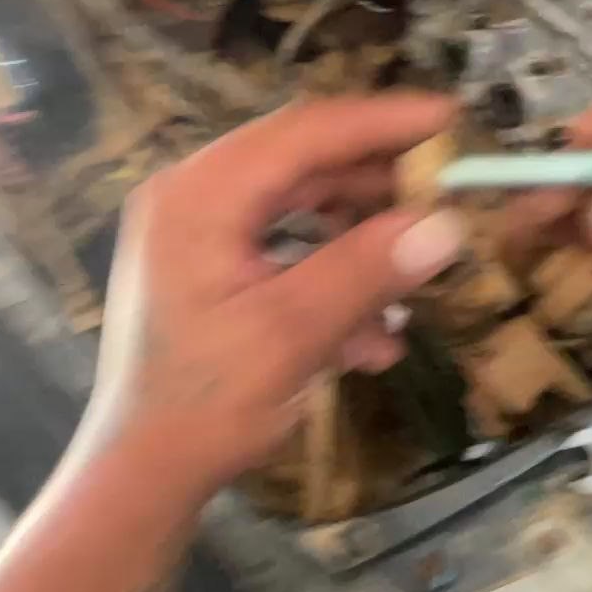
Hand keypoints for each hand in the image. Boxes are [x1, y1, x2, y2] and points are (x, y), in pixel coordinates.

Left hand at [79, 95, 466, 495]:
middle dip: (375, 186)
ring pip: (298, 210)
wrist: (142, 472)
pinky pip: (282, 250)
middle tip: (443, 192)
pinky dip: (329, 279)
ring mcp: (198, 231)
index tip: (449, 120)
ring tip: (415, 277)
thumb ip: (367, 272)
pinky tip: (372, 338)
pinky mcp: (209, 266)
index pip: (302, 133)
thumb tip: (447, 225)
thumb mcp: (291, 335)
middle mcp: (193, 196)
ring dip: (358, 244)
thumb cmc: (204, 404)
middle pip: (301, 166)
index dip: (381, 123)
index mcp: (199, 195)